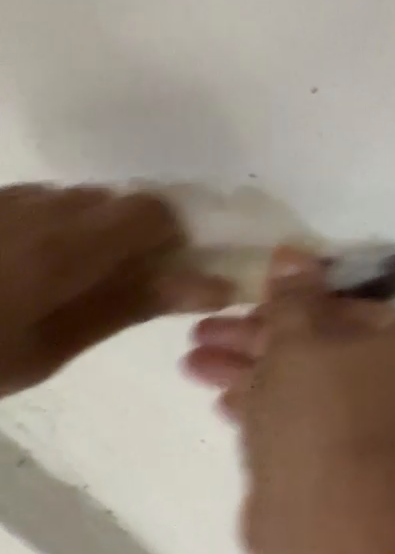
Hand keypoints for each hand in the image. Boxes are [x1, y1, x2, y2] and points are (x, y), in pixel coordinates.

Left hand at [0, 184, 231, 397]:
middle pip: (109, 202)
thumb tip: (214, 285)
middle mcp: (31, 209)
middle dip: (123, 235)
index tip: (164, 274)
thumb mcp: (42, 352)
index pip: (154, 213)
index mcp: (66, 244)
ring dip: (75, 230)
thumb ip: (128, 308)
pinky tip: (4, 269)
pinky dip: (29, 228)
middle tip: (107, 282)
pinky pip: (16, 205)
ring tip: (45, 280)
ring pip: (60, 201)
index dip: (170, 239)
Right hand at [185, 247, 394, 553]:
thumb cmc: (321, 408)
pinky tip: (221, 401)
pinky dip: (264, 403)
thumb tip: (294, 252)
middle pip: (326, 341)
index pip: (351, 306)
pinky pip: (302, 414)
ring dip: (252, 367)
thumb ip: (294, 297)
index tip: (241, 303)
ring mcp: (375, 411)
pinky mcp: (342, 448)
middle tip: (198, 332)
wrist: (328, 505)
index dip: (294, 302)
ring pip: (308, 378)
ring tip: (191, 364)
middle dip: (262, 335)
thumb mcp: (299, 341)